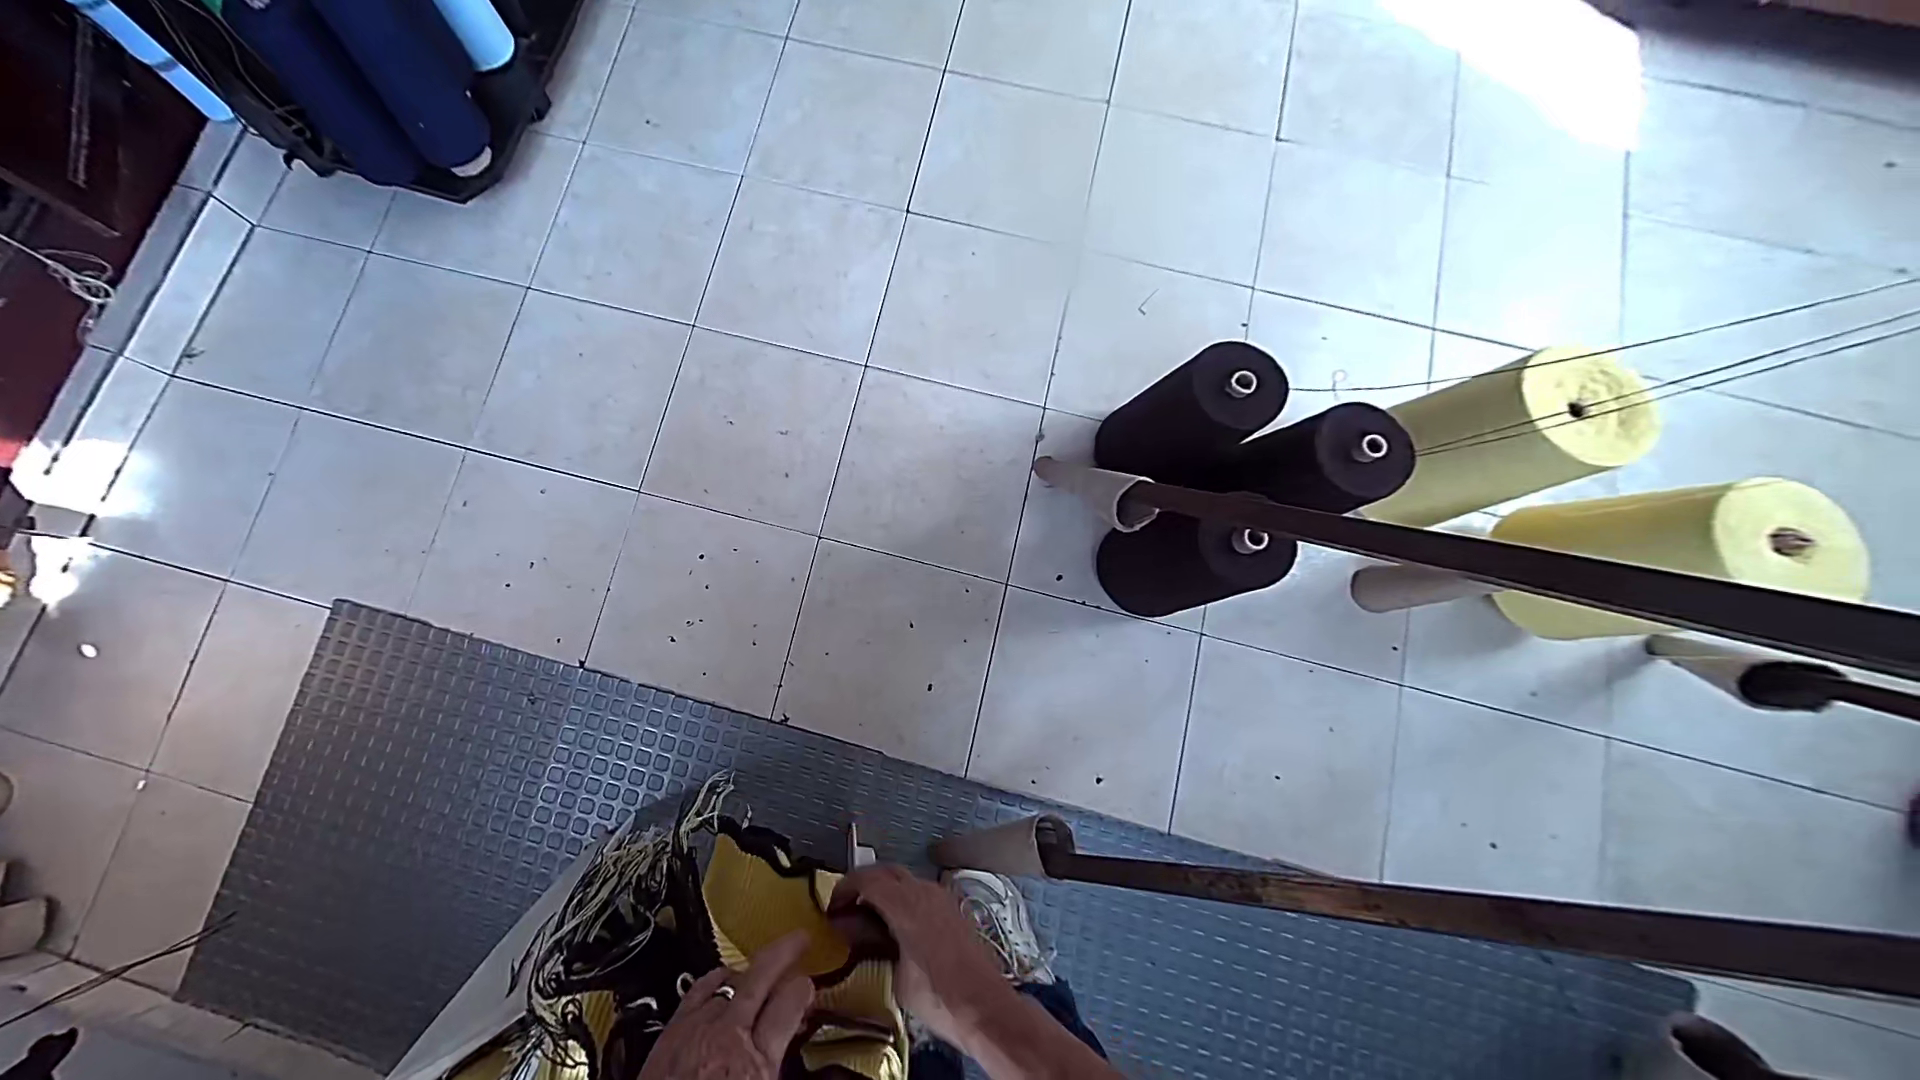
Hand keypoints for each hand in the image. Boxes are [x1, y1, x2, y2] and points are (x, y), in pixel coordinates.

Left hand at [637, 931, 814, 1079]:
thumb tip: (788, 1045)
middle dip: (785, 952)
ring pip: (728, 979)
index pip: (790, 1004)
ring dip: (749, 971)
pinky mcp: (667, 1036)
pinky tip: (719, 984)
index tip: (809, 986)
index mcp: (754, 1065)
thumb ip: (775, 1068)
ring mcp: (694, 1032)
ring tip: (760, 969)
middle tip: (799, 940)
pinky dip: (714, 982)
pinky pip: (696, 992)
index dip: (804, 990)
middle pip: (761, 976)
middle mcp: (725, 1038)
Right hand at [828, 865, 1016, 1046]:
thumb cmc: (938, 996)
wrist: (984, 1005)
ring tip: (868, 918)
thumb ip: (873, 946)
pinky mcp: (952, 907)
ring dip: (884, 890)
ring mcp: (942, 896)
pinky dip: (902, 898)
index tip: (832, 905)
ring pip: (905, 879)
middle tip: (846, 908)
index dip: (845, 887)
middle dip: (863, 884)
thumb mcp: (896, 977)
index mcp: (907, 904)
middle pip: (886, 871)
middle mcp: (925, 891)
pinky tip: (896, 924)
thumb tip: (852, 929)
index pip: (868, 879)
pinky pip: (920, 891)